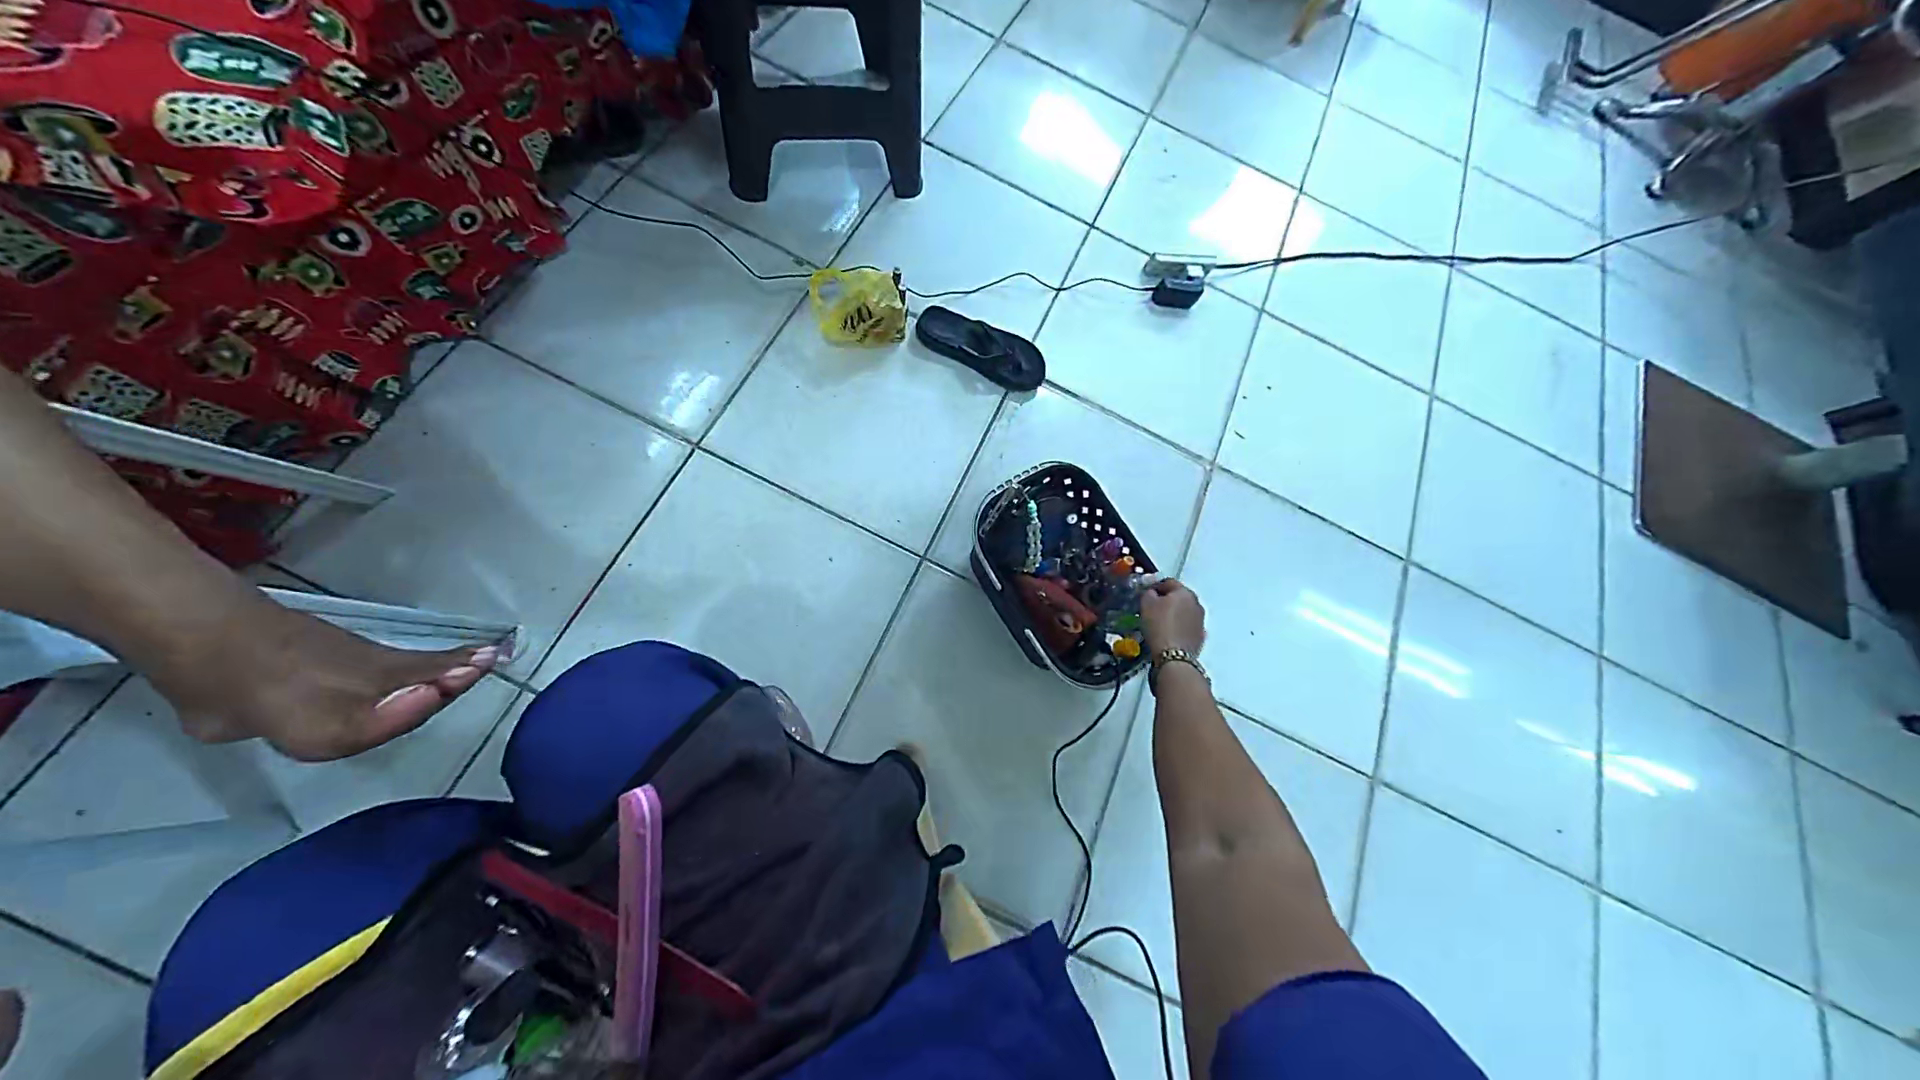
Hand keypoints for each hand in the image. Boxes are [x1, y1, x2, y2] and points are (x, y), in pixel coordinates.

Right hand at [1141, 578, 1204, 656]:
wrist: (1174, 656)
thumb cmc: (1159, 626)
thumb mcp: (1146, 604)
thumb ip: (1148, 593)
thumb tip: (1152, 593)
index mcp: (1184, 592)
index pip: (1168, 582)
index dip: (1155, 586)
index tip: (1145, 594)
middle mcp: (1197, 604)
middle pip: (1179, 597)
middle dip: (1167, 601)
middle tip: (1152, 608)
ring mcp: (1201, 621)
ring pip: (1185, 612)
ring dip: (1174, 614)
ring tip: (1160, 623)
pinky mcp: (1201, 637)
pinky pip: (1187, 627)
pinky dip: (1179, 628)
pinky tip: (1169, 635)